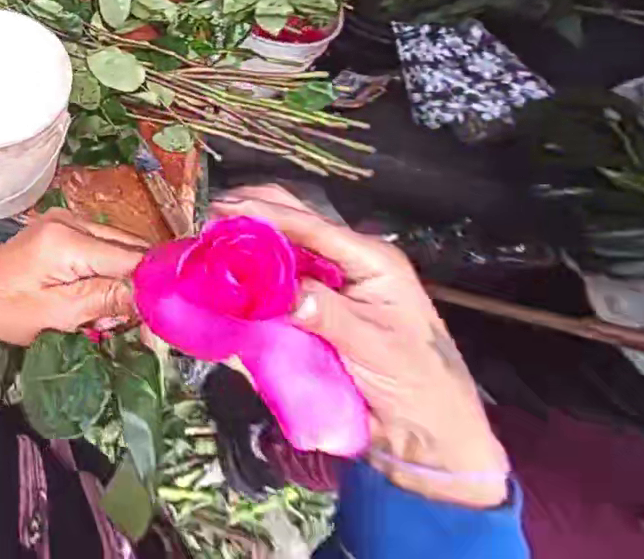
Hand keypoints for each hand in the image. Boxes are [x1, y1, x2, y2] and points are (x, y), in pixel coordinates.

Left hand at [0, 210, 144, 356]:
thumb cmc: (6, 310)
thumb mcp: (58, 314)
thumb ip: (106, 300)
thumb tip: (150, 300)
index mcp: (68, 239)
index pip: (129, 256)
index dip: (150, 284)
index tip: (162, 315)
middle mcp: (71, 219)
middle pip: (127, 246)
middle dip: (137, 282)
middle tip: (135, 321)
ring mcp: (66, 219)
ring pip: (116, 245)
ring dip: (122, 277)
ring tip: (109, 313)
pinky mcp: (61, 227)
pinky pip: (99, 244)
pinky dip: (107, 269)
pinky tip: (97, 295)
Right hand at [213, 186, 510, 508]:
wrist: (431, 433)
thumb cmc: (416, 384)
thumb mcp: (374, 347)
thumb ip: (328, 315)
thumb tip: (284, 294)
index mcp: (370, 259)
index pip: (312, 226)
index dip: (266, 214)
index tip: (224, 210)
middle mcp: (348, 259)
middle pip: (297, 220)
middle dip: (255, 212)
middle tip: (212, 218)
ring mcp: (334, 279)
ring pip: (287, 241)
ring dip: (252, 234)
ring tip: (215, 236)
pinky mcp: (320, 301)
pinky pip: (284, 273)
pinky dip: (257, 266)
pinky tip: (234, 266)